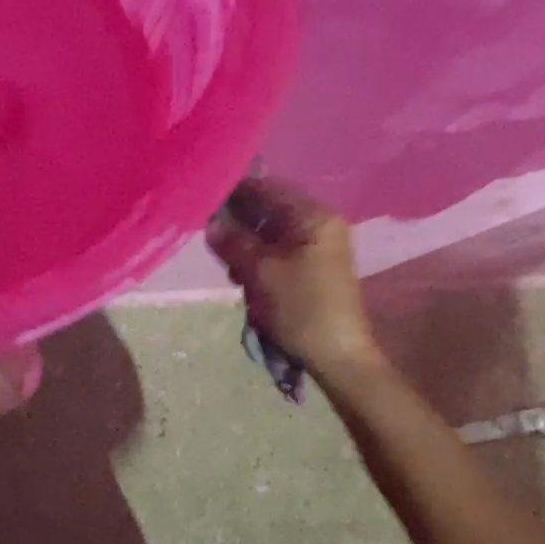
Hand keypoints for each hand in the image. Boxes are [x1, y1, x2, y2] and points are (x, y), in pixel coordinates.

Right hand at [205, 178, 383, 373]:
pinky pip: (281, 251)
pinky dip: (261, 260)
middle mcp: (321, 222)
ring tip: (233, 269)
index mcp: (314, 215)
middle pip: (270, 209)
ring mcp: (320, 245)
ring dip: (248, 246)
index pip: (267, 187)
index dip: (234, 194)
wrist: (338, 356)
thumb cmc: (301, 308)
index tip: (206, 206)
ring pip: (272, 232)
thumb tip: (211, 223)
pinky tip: (246, 279)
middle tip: (217, 245)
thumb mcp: (260, 272)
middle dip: (240, 224)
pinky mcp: (316, 266)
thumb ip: (233, 242)